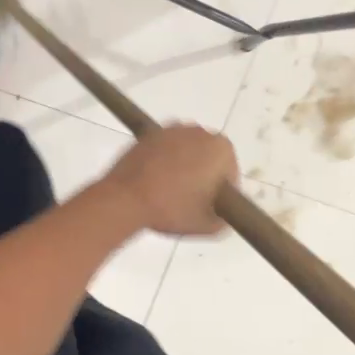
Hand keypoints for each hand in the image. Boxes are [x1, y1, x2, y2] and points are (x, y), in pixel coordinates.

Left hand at [99, 124, 237, 236]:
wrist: (125, 198)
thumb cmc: (173, 209)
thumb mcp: (211, 226)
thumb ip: (225, 217)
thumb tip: (221, 211)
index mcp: (221, 148)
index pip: (229, 173)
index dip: (220, 193)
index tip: (205, 207)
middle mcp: (199, 131)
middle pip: (208, 158)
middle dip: (202, 175)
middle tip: (188, 200)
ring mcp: (171, 129)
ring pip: (186, 151)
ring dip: (182, 166)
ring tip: (168, 191)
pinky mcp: (148, 133)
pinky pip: (164, 149)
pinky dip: (163, 160)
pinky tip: (155, 179)